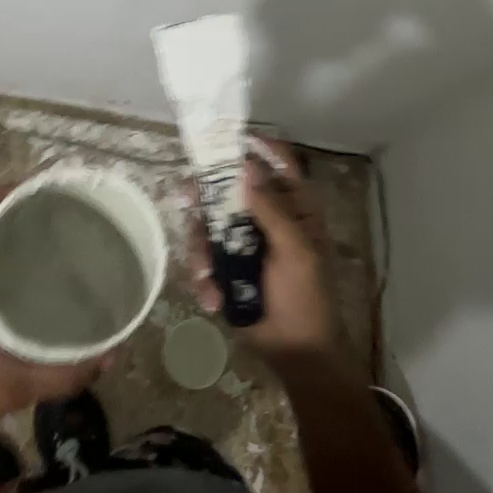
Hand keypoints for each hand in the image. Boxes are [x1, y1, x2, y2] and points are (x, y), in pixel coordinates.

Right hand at [191, 138, 338, 362]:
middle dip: (205, 193)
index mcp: (293, 206)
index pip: (277, 162)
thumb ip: (272, 208)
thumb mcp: (296, 250)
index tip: (225, 140)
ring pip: (208, 224)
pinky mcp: (225, 267)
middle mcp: (265, 216)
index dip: (255, 145)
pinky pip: (204, 259)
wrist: (297, 352)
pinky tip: (213, 299)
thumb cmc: (307, 296)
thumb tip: (246, 165)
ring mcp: (242, 241)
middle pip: (229, 188)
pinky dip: (204, 278)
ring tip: (206, 273)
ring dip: (201, 248)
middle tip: (186, 197)